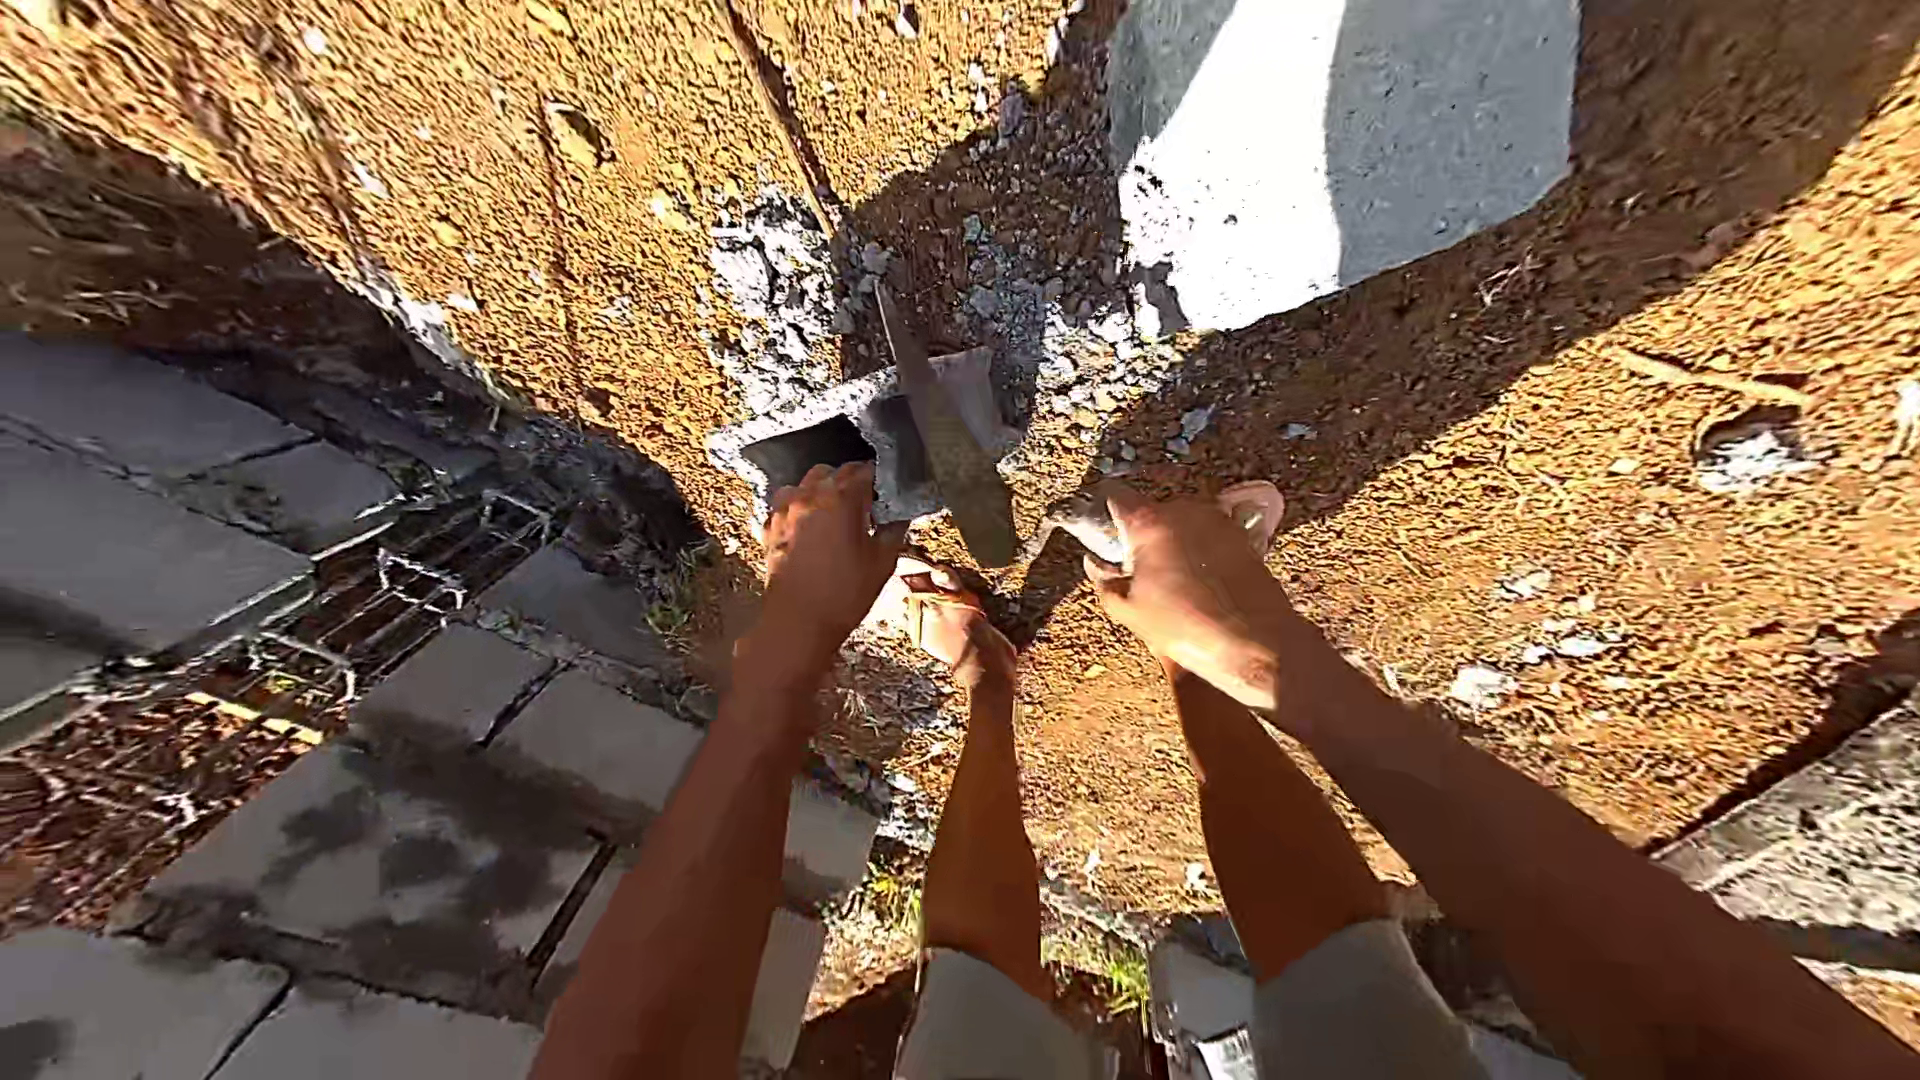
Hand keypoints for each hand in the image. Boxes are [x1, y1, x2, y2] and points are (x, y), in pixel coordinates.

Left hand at [758, 462, 907, 653]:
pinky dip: (801, 508)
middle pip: (833, 472)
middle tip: (867, 506)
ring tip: (837, 514)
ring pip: (806, 484)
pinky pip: (787, 505)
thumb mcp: (882, 562)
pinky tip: (813, 529)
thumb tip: (899, 517)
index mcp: (839, 498)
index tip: (887, 492)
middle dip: (851, 483)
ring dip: (823, 491)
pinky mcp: (771, 528)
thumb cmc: (842, 594)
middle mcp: (809, 496)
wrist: (798, 623)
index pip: (863, 471)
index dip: (879, 480)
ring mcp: (785, 511)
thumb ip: (894, 531)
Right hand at [1084, 483, 1301, 709]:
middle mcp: (1185, 511)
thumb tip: (1096, 565)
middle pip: (1151, 510)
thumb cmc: (1188, 626)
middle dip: (1141, 532)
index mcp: (1149, 523)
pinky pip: (1208, 535)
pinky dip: (1199, 549)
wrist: (1253, 641)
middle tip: (1137, 565)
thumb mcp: (1129, 610)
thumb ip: (1104, 581)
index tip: (1104, 527)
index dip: (1106, 510)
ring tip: (1172, 578)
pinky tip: (1198, 582)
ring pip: (1181, 522)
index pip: (1116, 495)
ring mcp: (1217, 520)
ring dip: (1172, 540)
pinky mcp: (1242, 536)